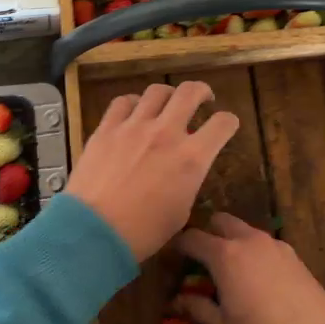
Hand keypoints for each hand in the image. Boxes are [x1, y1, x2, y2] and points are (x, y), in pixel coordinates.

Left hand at [65, 81, 239, 260]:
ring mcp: (134, 126)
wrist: (95, 232)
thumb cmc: (144, 232)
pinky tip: (133, 110)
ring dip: (168, 94)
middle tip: (203, 98)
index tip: (227, 124)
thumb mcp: (181, 211)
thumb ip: (187, 181)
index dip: (229, 121)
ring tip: (167, 102)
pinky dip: (133, 102)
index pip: (222, 124)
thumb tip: (184, 170)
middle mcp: (166, 133)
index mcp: (192, 157)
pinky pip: (123, 102)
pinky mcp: (106, 128)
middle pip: (190, 92)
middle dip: (202, 91)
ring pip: (157, 91)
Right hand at [175, 213, 324, 323]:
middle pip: (221, 221)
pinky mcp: (293, 254)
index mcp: (224, 255)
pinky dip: (256, 251)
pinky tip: (259, 277)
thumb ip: (197, 307)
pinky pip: (266, 244)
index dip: (179, 244)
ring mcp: (274, 244)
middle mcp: (249, 240)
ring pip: (246, 231)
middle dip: (209, 233)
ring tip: (232, 269)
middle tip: (204, 258)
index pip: (193, 238)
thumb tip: (178, 300)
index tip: (173, 255)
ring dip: (234, 241)